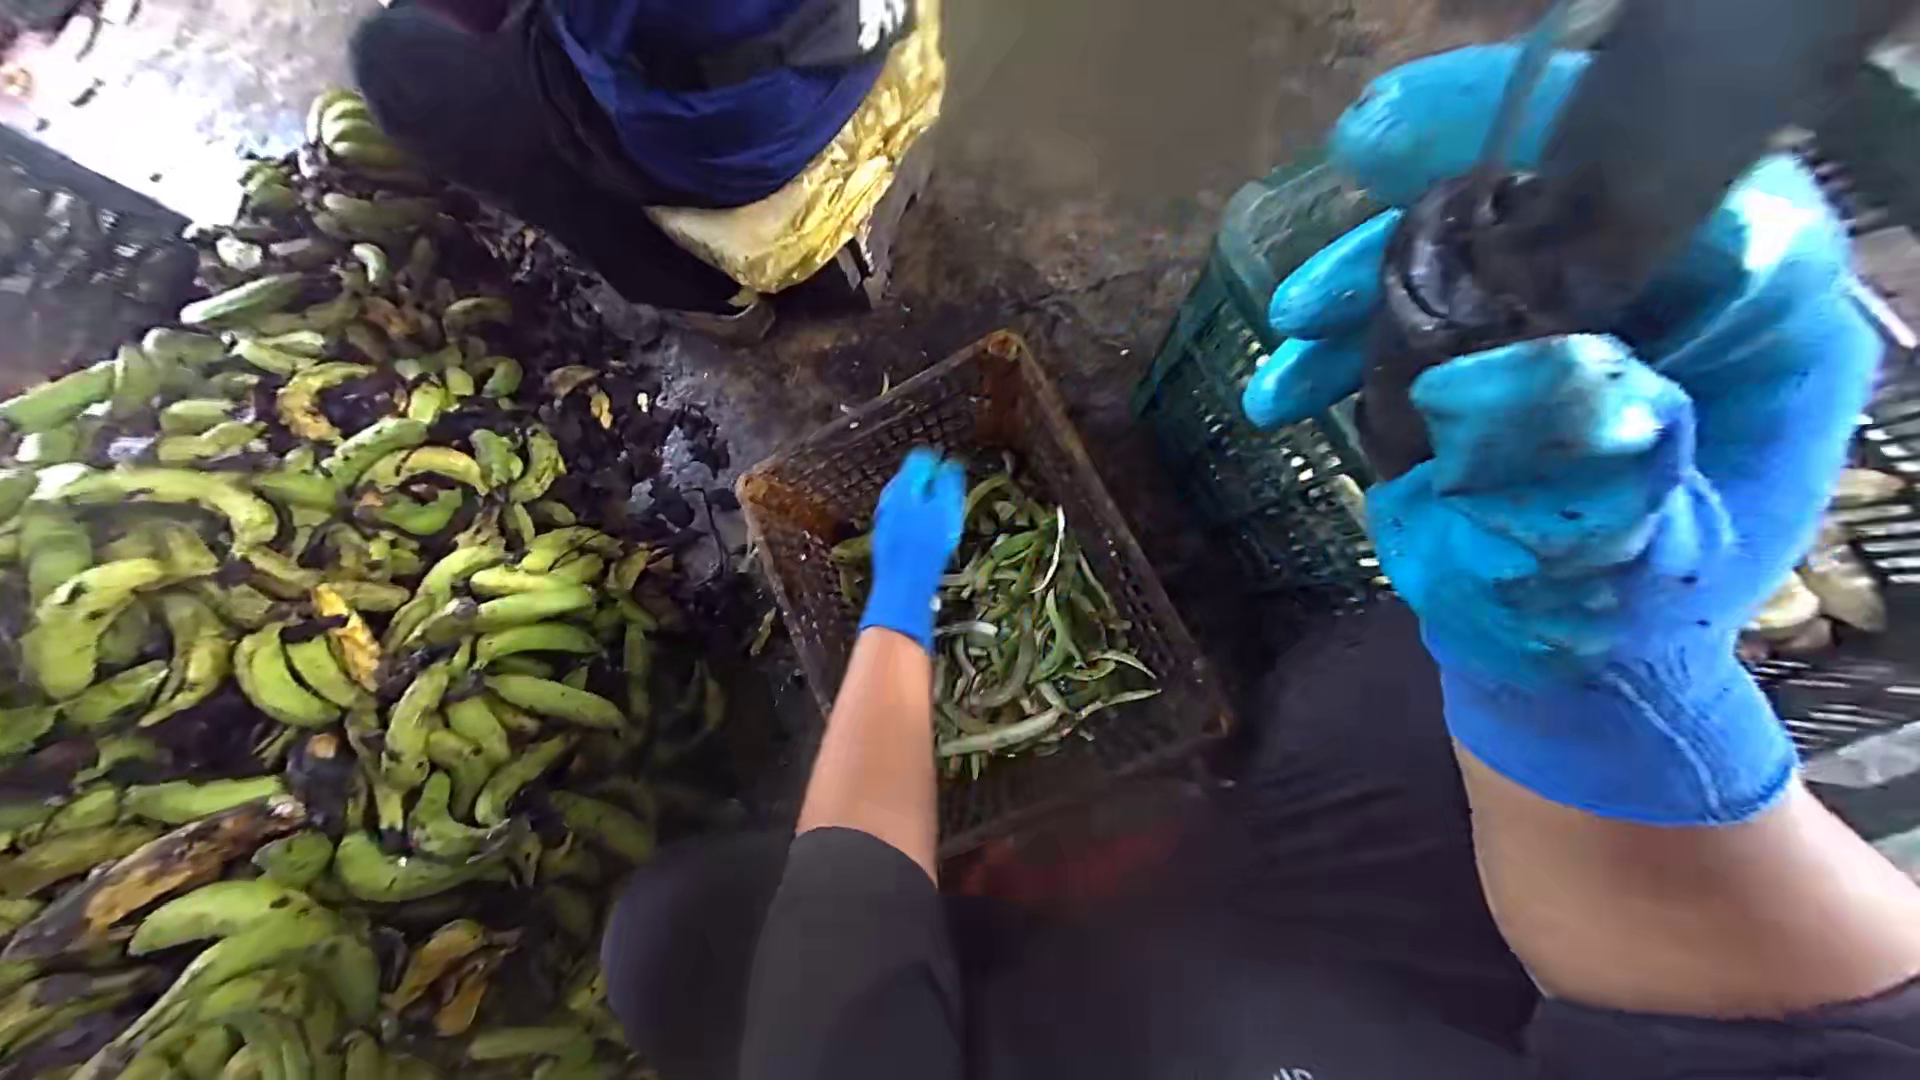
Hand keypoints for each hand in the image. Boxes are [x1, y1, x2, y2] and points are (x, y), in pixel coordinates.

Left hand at [859, 448, 965, 650]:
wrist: (902, 586)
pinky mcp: (885, 537)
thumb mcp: (945, 511)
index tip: (952, 476)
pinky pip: (902, 519)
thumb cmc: (926, 548)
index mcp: (902, 489)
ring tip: (942, 522)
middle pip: (912, 479)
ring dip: (925, 506)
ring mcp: (884, 519)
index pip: (920, 460)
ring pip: (907, 500)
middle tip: (950, 501)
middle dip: (932, 486)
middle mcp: (888, 500)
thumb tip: (950, 466)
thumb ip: (947, 485)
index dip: (938, 465)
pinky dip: (917, 522)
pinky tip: (928, 539)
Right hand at [1241, 45, 1881, 823]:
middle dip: (1392, 252)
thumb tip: (1495, 374)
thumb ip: (1582, 472)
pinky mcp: (1479, 368)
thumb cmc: (1602, 622)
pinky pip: (1398, 333)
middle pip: (1517, 217)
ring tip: (1276, 377)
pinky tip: (1283, 396)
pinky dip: (1333, 358)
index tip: (1375, 136)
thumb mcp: (1611, 566)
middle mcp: (1649, 306)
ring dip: (1345, 314)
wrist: (1558, 656)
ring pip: (1439, 275)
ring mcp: (1550, 336)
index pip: (1654, 174)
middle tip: (1296, 306)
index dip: (1522, 136)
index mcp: (1743, 326)